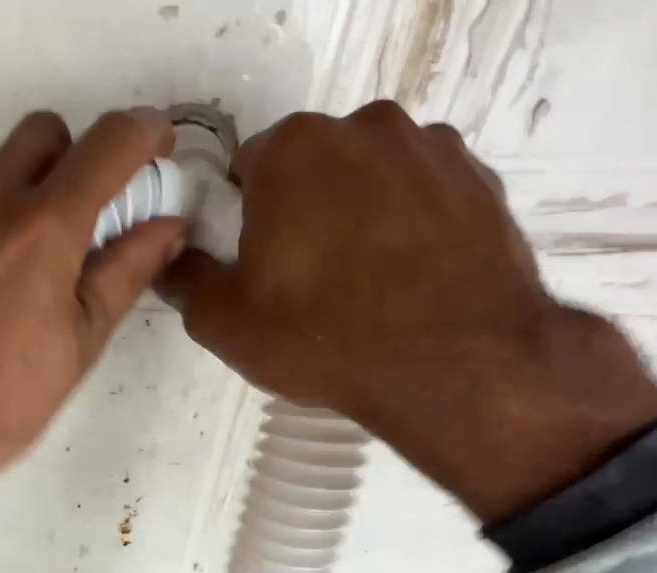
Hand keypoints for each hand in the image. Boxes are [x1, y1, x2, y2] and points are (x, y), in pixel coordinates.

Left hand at [0, 109, 186, 572]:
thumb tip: (165, 224)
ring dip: (13, 204)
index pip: (110, 141)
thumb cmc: (1, 406)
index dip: (144, 134)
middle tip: (74, 224)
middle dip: (71, 164)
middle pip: (43, 136)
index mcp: (41, 228)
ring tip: (7, 280)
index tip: (152, 151)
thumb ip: (125, 272)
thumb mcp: (79, 345)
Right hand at [161, 100, 656, 523]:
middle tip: (301, 279)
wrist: (453, 362)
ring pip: (370, 179)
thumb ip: (184, 278)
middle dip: (301, 210)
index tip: (250, 263)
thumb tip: (174, 259)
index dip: (239, 219)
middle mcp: (366, 127)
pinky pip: (423, 198)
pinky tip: (405, 282)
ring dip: (356, 215)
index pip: (245, 169)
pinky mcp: (482, 182)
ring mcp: (433, 150)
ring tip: (360, 285)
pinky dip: (408, 228)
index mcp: (293, 148)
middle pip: (312, 167)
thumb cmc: (320, 332)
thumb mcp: (220, 321)